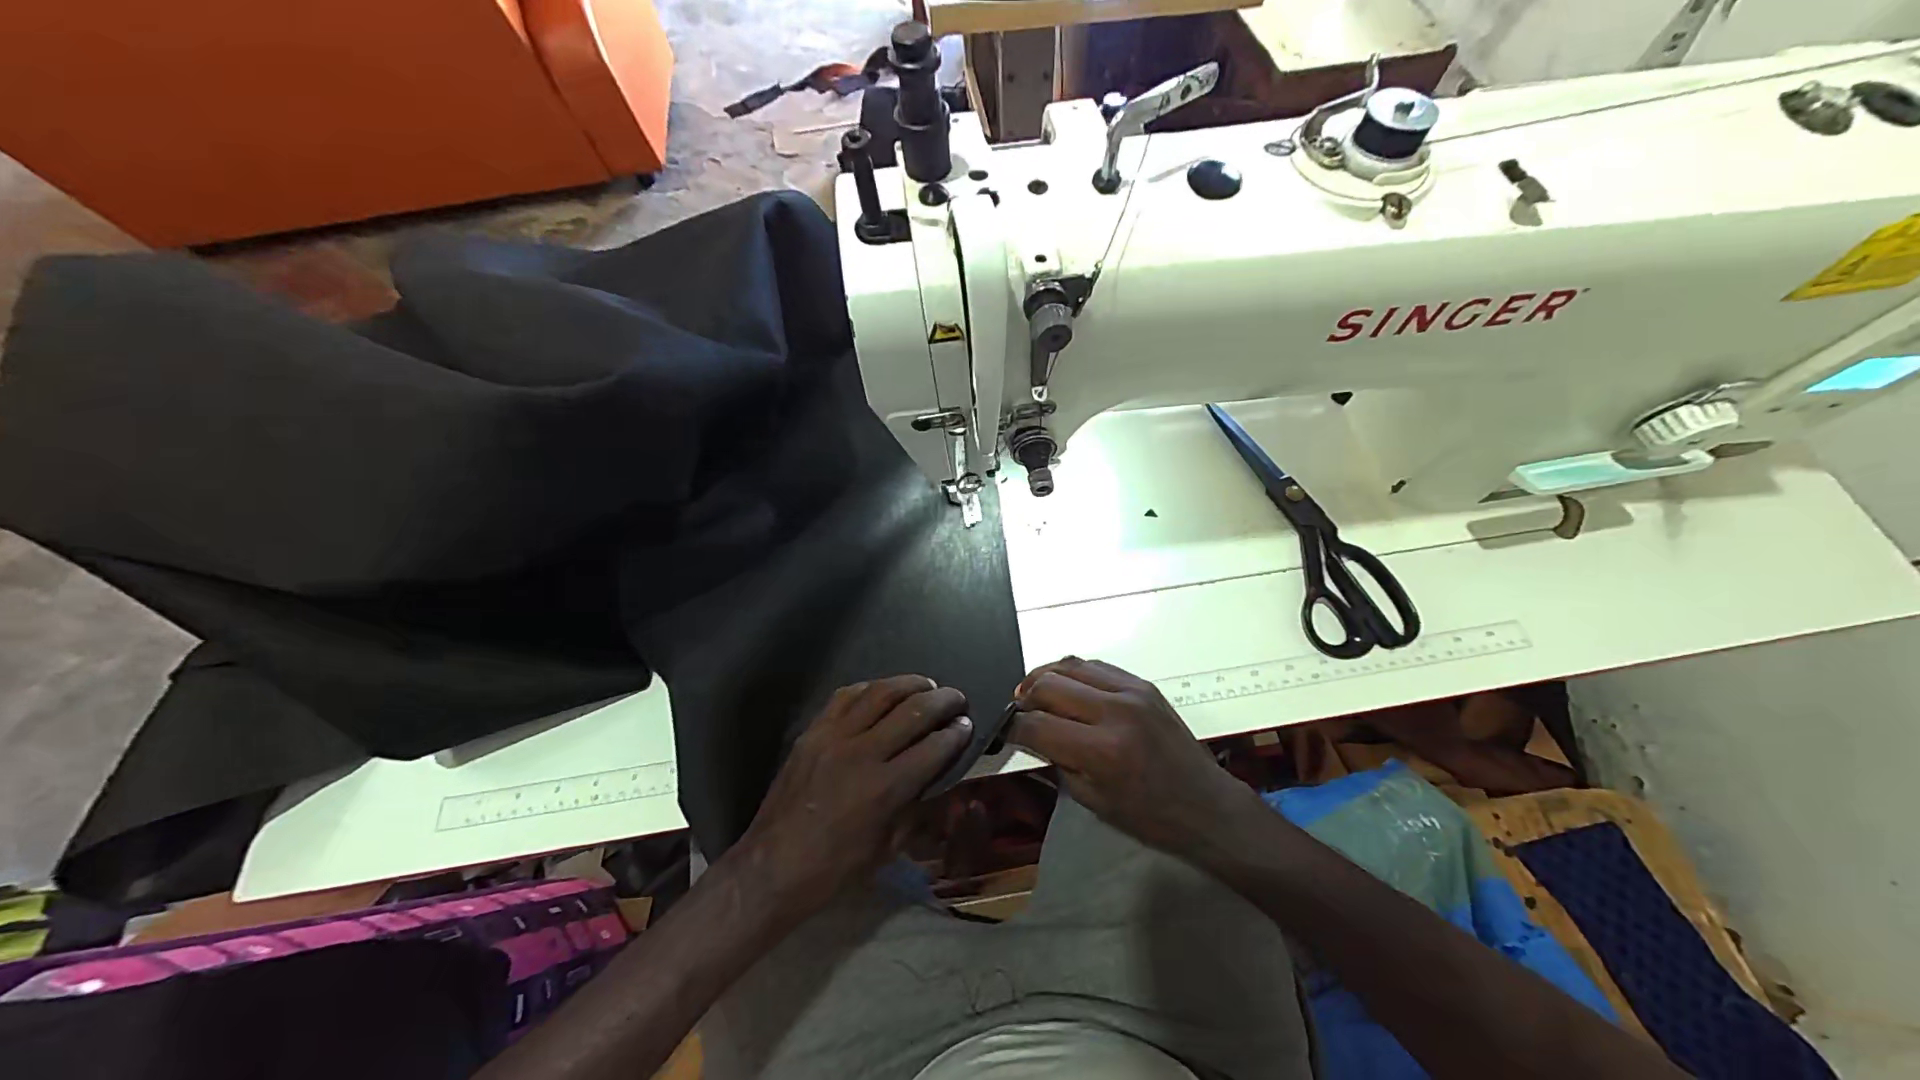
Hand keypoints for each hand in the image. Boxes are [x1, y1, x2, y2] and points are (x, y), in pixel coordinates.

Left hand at [735, 676, 972, 911]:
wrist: (774, 865)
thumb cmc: (837, 867)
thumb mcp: (890, 847)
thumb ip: (918, 806)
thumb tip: (940, 775)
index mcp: (885, 788)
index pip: (934, 747)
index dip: (957, 733)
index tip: (967, 725)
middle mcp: (862, 753)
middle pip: (913, 711)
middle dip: (943, 700)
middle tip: (957, 698)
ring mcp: (833, 737)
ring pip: (880, 693)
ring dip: (910, 684)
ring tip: (927, 685)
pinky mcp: (812, 731)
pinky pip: (845, 696)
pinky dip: (870, 688)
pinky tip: (883, 690)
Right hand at [1009, 657, 1259, 852]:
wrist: (1205, 804)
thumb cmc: (1147, 815)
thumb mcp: (1091, 799)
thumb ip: (1055, 761)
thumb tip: (1027, 733)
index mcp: (1101, 751)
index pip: (1037, 725)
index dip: (1013, 727)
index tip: (1003, 730)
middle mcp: (1115, 712)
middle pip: (1048, 685)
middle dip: (1024, 697)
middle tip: (1017, 711)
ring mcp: (1132, 692)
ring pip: (1070, 665)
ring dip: (1045, 677)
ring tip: (1035, 693)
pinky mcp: (1143, 684)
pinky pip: (1096, 665)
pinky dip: (1073, 673)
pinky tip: (1067, 687)